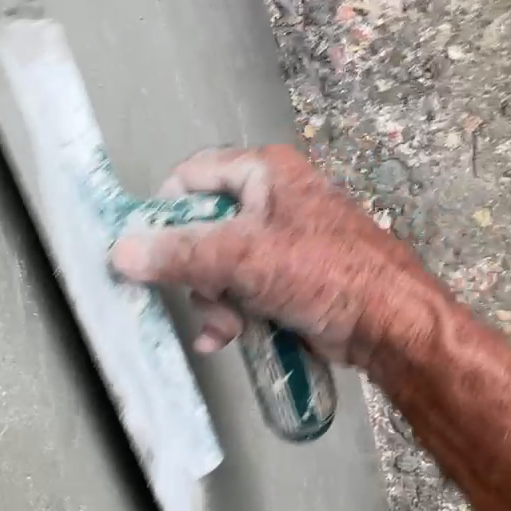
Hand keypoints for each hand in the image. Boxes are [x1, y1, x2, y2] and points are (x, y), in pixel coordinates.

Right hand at [109, 145, 445, 369]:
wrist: (391, 325)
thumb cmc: (323, 274)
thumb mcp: (244, 258)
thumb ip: (180, 254)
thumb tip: (120, 252)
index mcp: (263, 171)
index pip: (191, 177)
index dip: (166, 213)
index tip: (150, 252)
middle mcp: (271, 198)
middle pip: (201, 228)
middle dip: (196, 272)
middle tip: (203, 297)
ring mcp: (281, 241)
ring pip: (218, 266)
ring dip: (213, 301)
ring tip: (225, 327)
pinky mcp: (288, 278)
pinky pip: (241, 289)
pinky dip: (231, 313)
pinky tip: (224, 339)